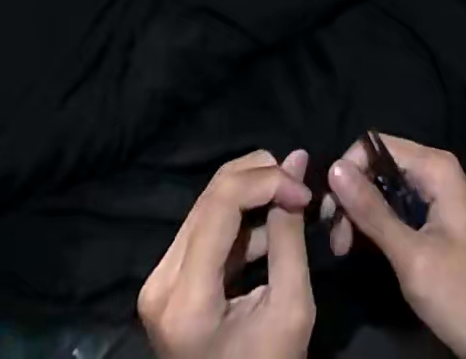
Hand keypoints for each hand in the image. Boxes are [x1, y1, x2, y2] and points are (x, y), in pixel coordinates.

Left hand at [139, 149, 315, 358]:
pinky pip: (209, 223)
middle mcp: (160, 280)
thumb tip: (297, 160)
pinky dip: (245, 216)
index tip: (306, 192)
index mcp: (186, 298)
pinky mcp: (168, 277)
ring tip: (293, 208)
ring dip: (256, 193)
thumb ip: (291, 233)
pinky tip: (273, 229)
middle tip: (301, 190)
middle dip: (264, 178)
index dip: (268, 180)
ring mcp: (159, 278)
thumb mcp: (291, 305)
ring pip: (211, 201)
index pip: (221, 202)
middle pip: (213, 194)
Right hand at [326, 134, 465, 358]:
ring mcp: (436, 197)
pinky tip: (361, 249)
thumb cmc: (465, 295)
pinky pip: (396, 208)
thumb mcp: (412, 256)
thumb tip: (335, 168)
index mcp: (436, 167)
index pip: (375, 144)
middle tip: (335, 240)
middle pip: (378, 165)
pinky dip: (375, 225)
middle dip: (350, 196)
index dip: (347, 170)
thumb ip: (372, 211)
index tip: (328, 213)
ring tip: (344, 251)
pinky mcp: (434, 221)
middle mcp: (436, 172)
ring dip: (359, 214)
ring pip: (383, 188)